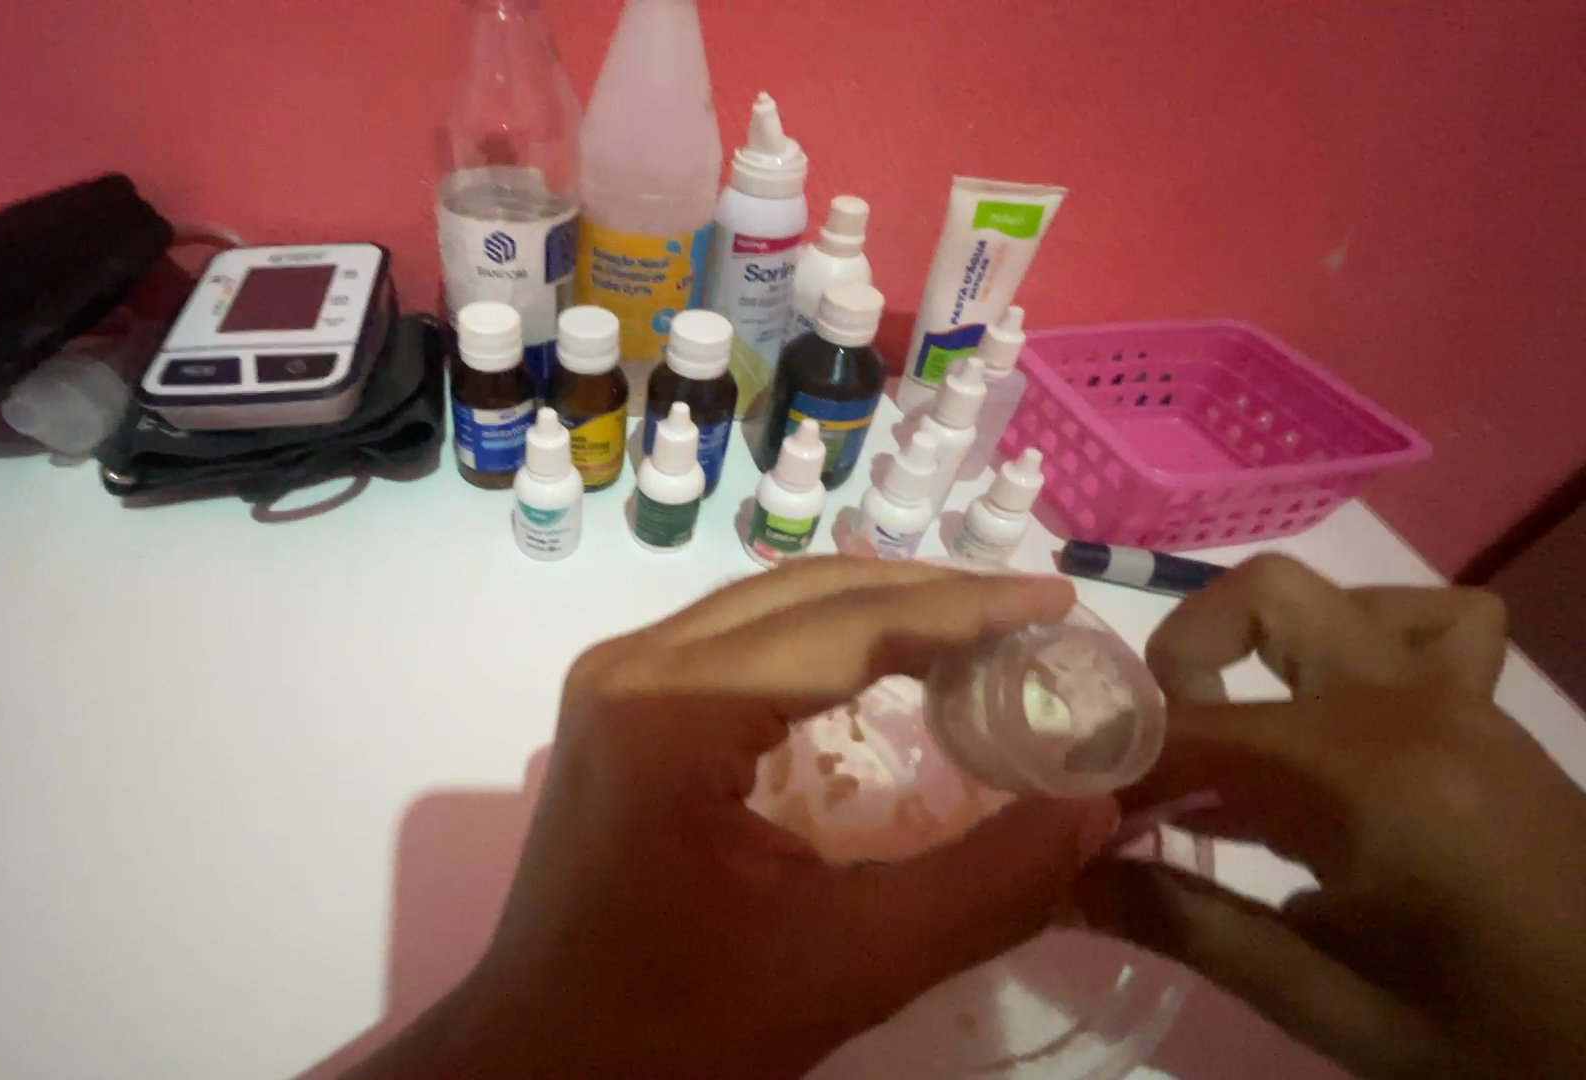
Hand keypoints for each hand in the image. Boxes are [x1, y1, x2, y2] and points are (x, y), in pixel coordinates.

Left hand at [344, 559, 1119, 1079]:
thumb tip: (1095, 807)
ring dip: (867, 607)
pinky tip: (873, 661)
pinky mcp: (617, 696)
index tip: (1053, 597)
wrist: (542, 1049)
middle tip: (1022, 611)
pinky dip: (813, 637)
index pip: (841, 627)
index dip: (958, 608)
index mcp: (672, 709)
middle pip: (799, 594)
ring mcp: (616, 672)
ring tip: (968, 627)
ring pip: (764, 604)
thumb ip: (982, 885)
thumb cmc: (676, 1024)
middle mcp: (633, 662)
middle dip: (918, 595)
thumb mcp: (843, 962)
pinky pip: (732, 638)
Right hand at [1074, 554, 1585, 1078]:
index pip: (1189, 729)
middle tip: (1160, 748)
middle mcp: (1412, 707)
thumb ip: (1179, 922)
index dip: (1112, 758)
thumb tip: (1055, 882)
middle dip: (1177, 660)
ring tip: (1234, 723)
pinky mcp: (1480, 717)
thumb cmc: (1493, 1039)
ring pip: (1333, 598)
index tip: (1069, 797)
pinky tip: (1320, 709)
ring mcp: (1459, 702)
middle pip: (1258, 600)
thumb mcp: (1326, 1002)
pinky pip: (1419, 626)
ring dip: (1258, 640)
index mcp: (1370, 773)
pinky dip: (1351, 641)